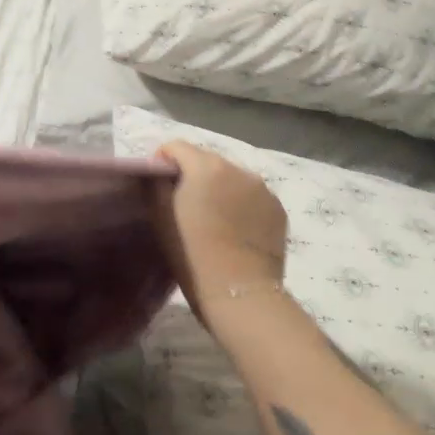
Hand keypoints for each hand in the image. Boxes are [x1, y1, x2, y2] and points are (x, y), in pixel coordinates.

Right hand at [151, 141, 289, 331]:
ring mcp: (264, 190)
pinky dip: (237, 202)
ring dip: (216, 186)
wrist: (237, 288)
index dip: (161, 159)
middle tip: (180, 200)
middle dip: (190, 172)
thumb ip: (157, 183)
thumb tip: (161, 173)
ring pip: (231, 177)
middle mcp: (240, 171)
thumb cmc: (189, 250)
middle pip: (206, 159)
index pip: (176, 146)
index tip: (155, 182)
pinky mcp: (278, 210)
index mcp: (207, 168)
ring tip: (208, 214)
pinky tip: (230, 226)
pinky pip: (251, 195)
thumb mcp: (159, 212)